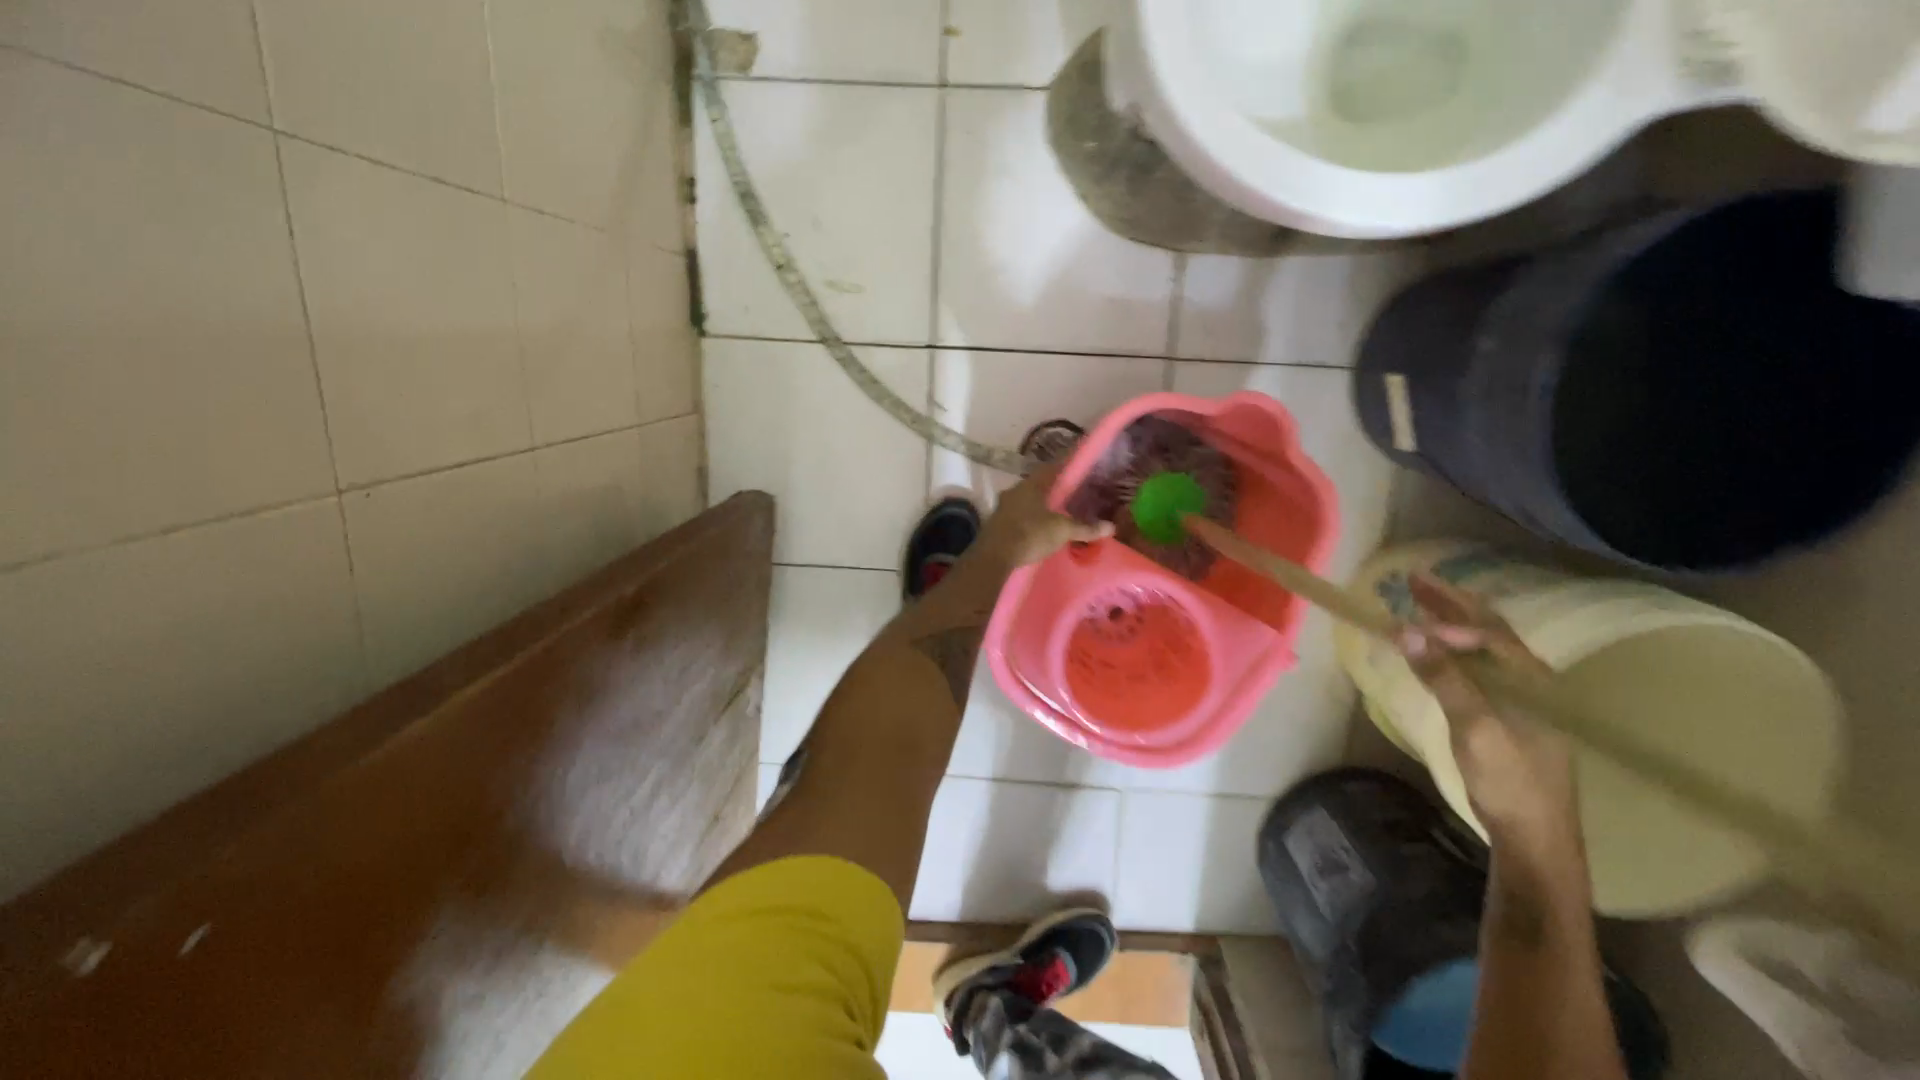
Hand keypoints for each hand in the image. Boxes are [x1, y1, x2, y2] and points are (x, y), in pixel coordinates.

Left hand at [974, 462, 1113, 568]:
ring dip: (1040, 506)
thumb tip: (1111, 527)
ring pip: (1026, 501)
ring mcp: (1003, 508)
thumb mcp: (1062, 530)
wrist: (994, 557)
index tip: (1076, 463)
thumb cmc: (1030, 534)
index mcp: (1030, 485)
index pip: (1051, 468)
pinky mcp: (996, 525)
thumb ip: (1085, 528)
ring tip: (1056, 512)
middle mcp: (1014, 491)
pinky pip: (1018, 516)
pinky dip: (1031, 519)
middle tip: (1069, 492)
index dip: (1065, 464)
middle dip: (1053, 488)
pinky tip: (1039, 528)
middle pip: (1037, 485)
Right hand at [1396, 574, 1578, 850]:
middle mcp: (1532, 682)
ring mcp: (1524, 701)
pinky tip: (1441, 653)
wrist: (1536, 838)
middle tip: (1415, 580)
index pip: (1487, 631)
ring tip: (1422, 606)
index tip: (1410, 607)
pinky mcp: (1511, 718)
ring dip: (1453, 625)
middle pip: (1490, 631)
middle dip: (1452, 605)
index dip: (1448, 617)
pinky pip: (1482, 669)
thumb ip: (1443, 677)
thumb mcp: (1473, 728)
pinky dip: (1456, 652)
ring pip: (1486, 649)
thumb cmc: (1509, 782)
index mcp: (1532, 679)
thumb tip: (1407, 629)